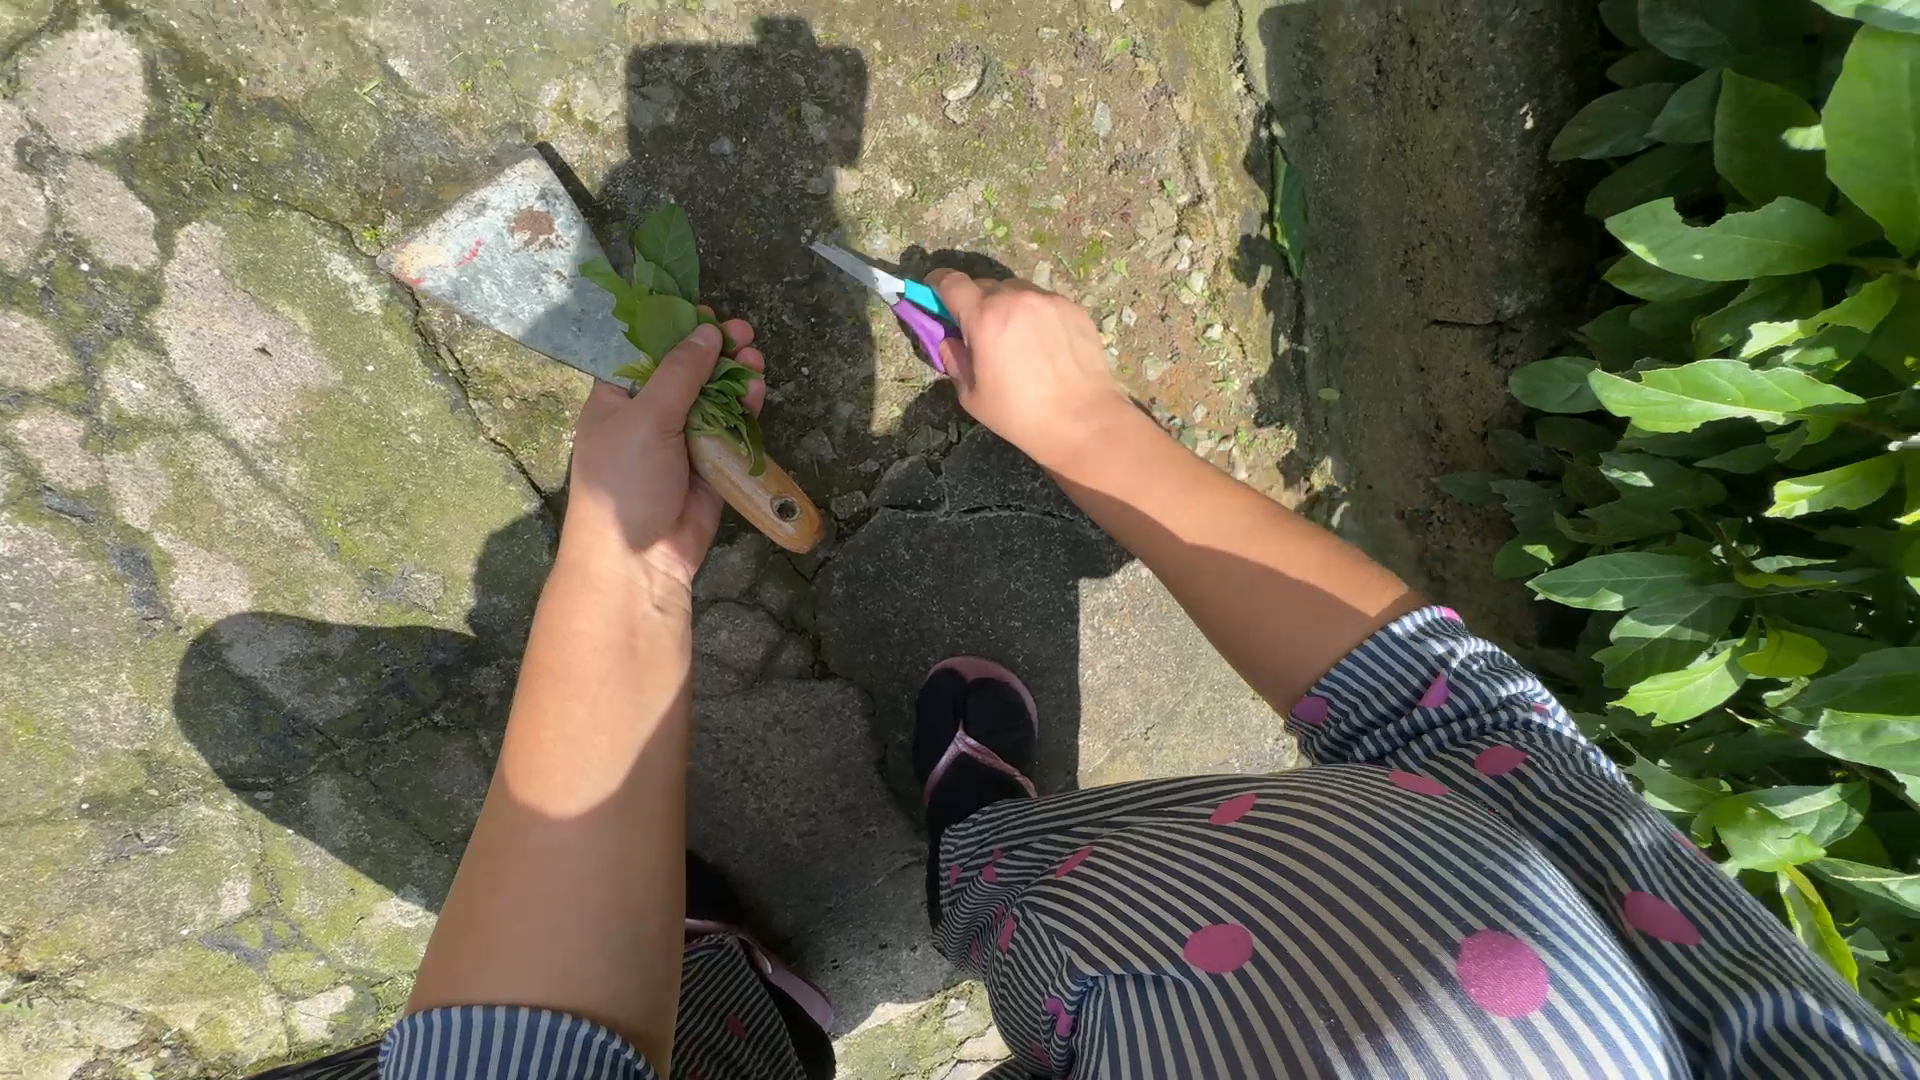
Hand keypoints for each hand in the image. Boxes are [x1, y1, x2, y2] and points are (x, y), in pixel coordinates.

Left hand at [559, 314, 764, 591]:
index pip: (647, 351)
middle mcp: (651, 414)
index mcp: (618, 398)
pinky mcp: (712, 463)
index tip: (706, 311)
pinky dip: (745, 410)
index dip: (676, 329)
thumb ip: (680, 372)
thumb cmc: (626, 480)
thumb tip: (708, 331)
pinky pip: (731, 429)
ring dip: (735, 377)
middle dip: (715, 351)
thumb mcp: (646, 417)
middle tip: (744, 332)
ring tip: (757, 357)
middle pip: (687, 371)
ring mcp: (683, 440)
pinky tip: (758, 391)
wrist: (640, 555)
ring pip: (715, 399)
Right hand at [927, 270, 1134, 471]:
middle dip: (975, 304)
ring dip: (1007, 307)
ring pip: (1016, 291)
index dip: (937, 287)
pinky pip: (1043, 302)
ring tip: (1016, 341)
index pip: (950, 282)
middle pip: (984, 286)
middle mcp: (1016, 298)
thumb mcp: (972, 396)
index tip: (935, 297)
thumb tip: (949, 340)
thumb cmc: (1020, 415)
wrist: (1082, 420)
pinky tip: (1044, 346)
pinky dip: (1035, 315)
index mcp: (984, 318)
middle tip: (980, 333)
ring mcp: (1048, 300)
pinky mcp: (1073, 308)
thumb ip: (954, 360)